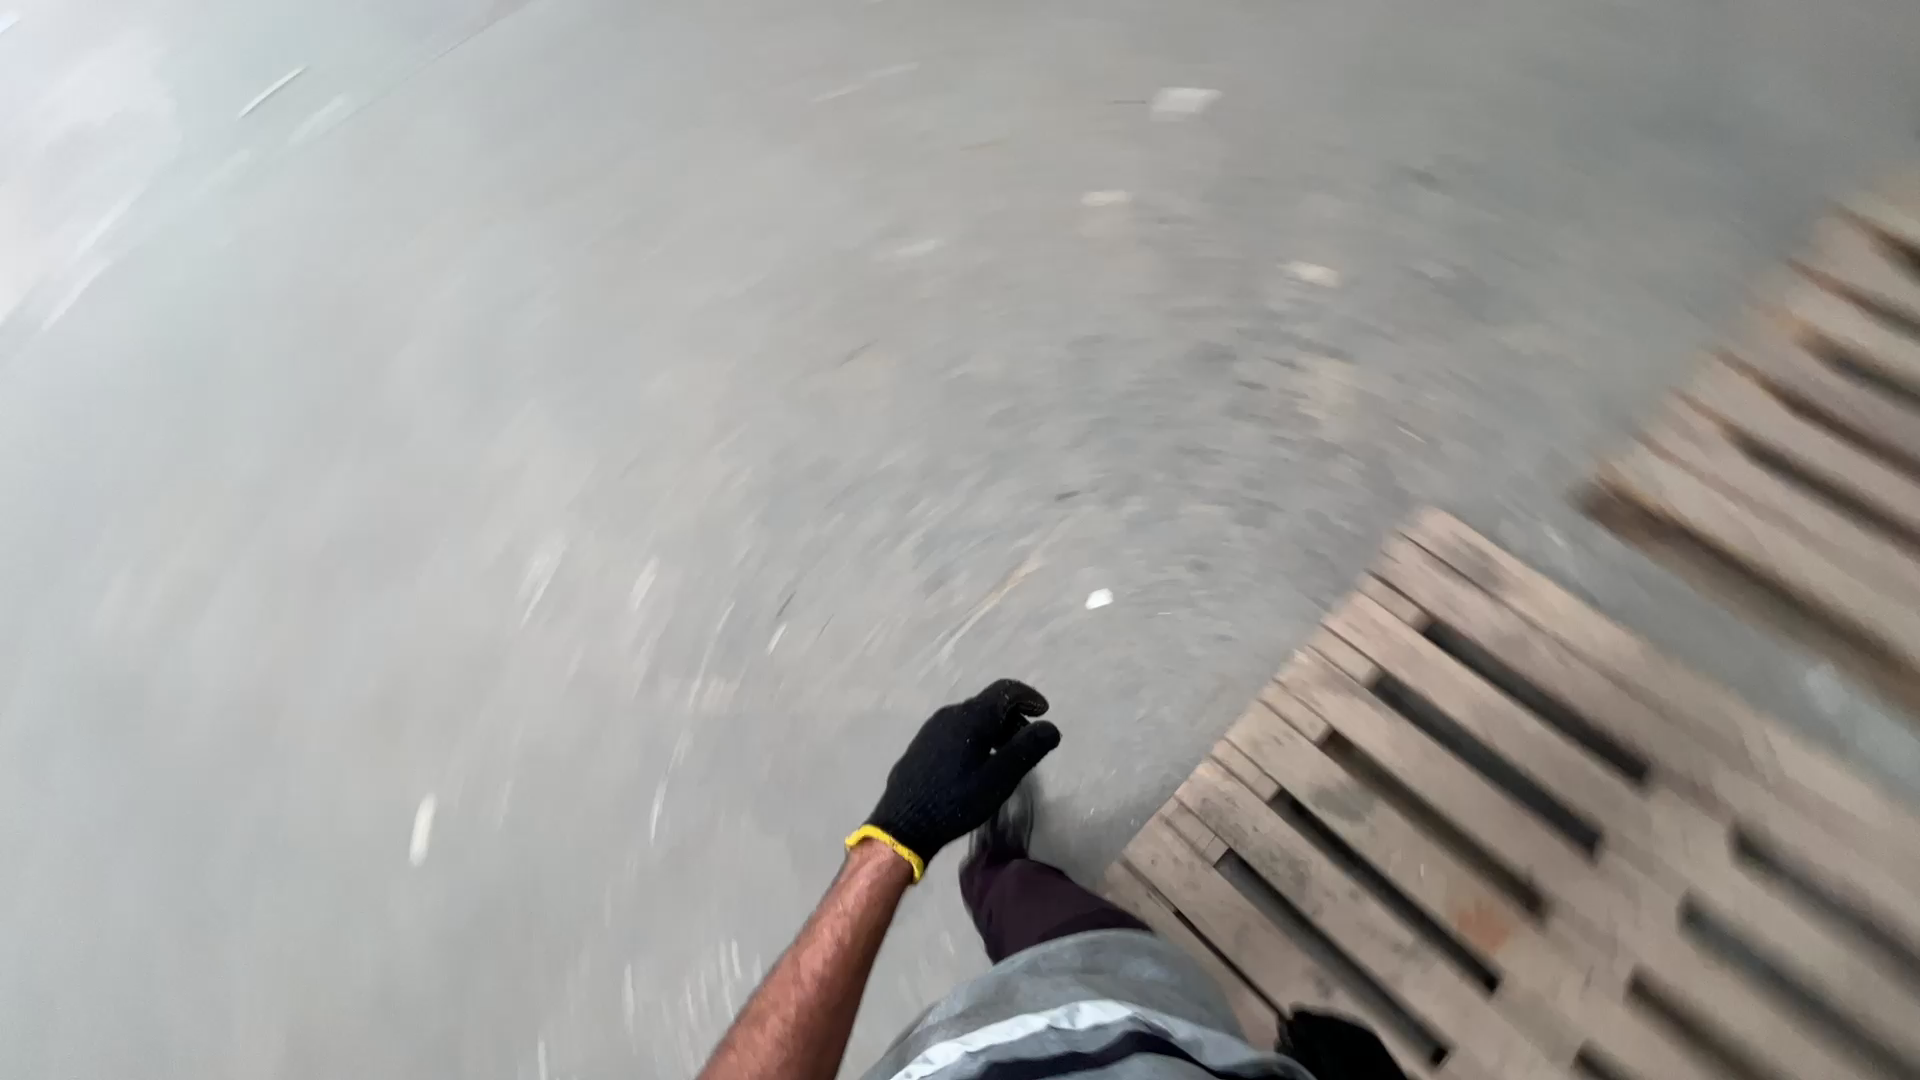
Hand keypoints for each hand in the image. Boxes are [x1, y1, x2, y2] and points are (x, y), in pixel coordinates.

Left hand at [854, 679, 1060, 878]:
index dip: (1028, 697)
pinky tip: (979, 763)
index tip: (1044, 711)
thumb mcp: (999, 778)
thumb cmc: (956, 800)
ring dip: (995, 728)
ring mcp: (933, 727)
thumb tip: (1051, 727)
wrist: (904, 823)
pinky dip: (978, 736)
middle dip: (1014, 717)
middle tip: (1028, 742)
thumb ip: (1027, 749)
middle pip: (990, 703)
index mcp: (971, 716)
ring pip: (973, 717)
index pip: (1005, 690)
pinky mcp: (924, 743)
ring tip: (1006, 756)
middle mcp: (951, 713)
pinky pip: (958, 729)